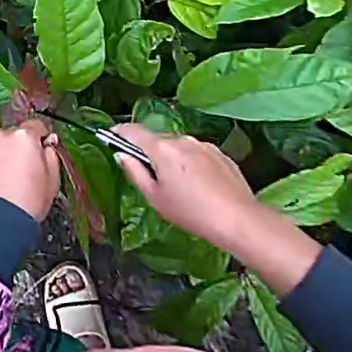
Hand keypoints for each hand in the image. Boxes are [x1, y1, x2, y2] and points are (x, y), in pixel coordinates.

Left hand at [0, 122, 60, 220]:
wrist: (1, 217)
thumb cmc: (28, 201)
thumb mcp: (52, 178)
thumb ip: (51, 154)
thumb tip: (48, 141)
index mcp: (26, 137)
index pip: (36, 126)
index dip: (40, 138)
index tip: (41, 148)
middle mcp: (3, 135)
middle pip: (14, 132)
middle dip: (20, 145)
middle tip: (23, 166)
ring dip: (0, 146)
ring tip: (2, 167)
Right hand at [109, 124, 256, 245]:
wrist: (240, 220)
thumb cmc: (192, 212)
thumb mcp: (154, 197)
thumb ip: (134, 171)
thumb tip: (122, 155)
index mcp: (161, 148)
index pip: (132, 130)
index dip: (118, 132)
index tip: (111, 136)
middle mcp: (182, 140)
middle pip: (156, 139)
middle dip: (148, 151)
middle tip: (149, 175)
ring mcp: (204, 145)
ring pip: (177, 146)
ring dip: (170, 157)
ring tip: (177, 183)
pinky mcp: (220, 154)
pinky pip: (195, 152)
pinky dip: (189, 162)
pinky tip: (197, 184)